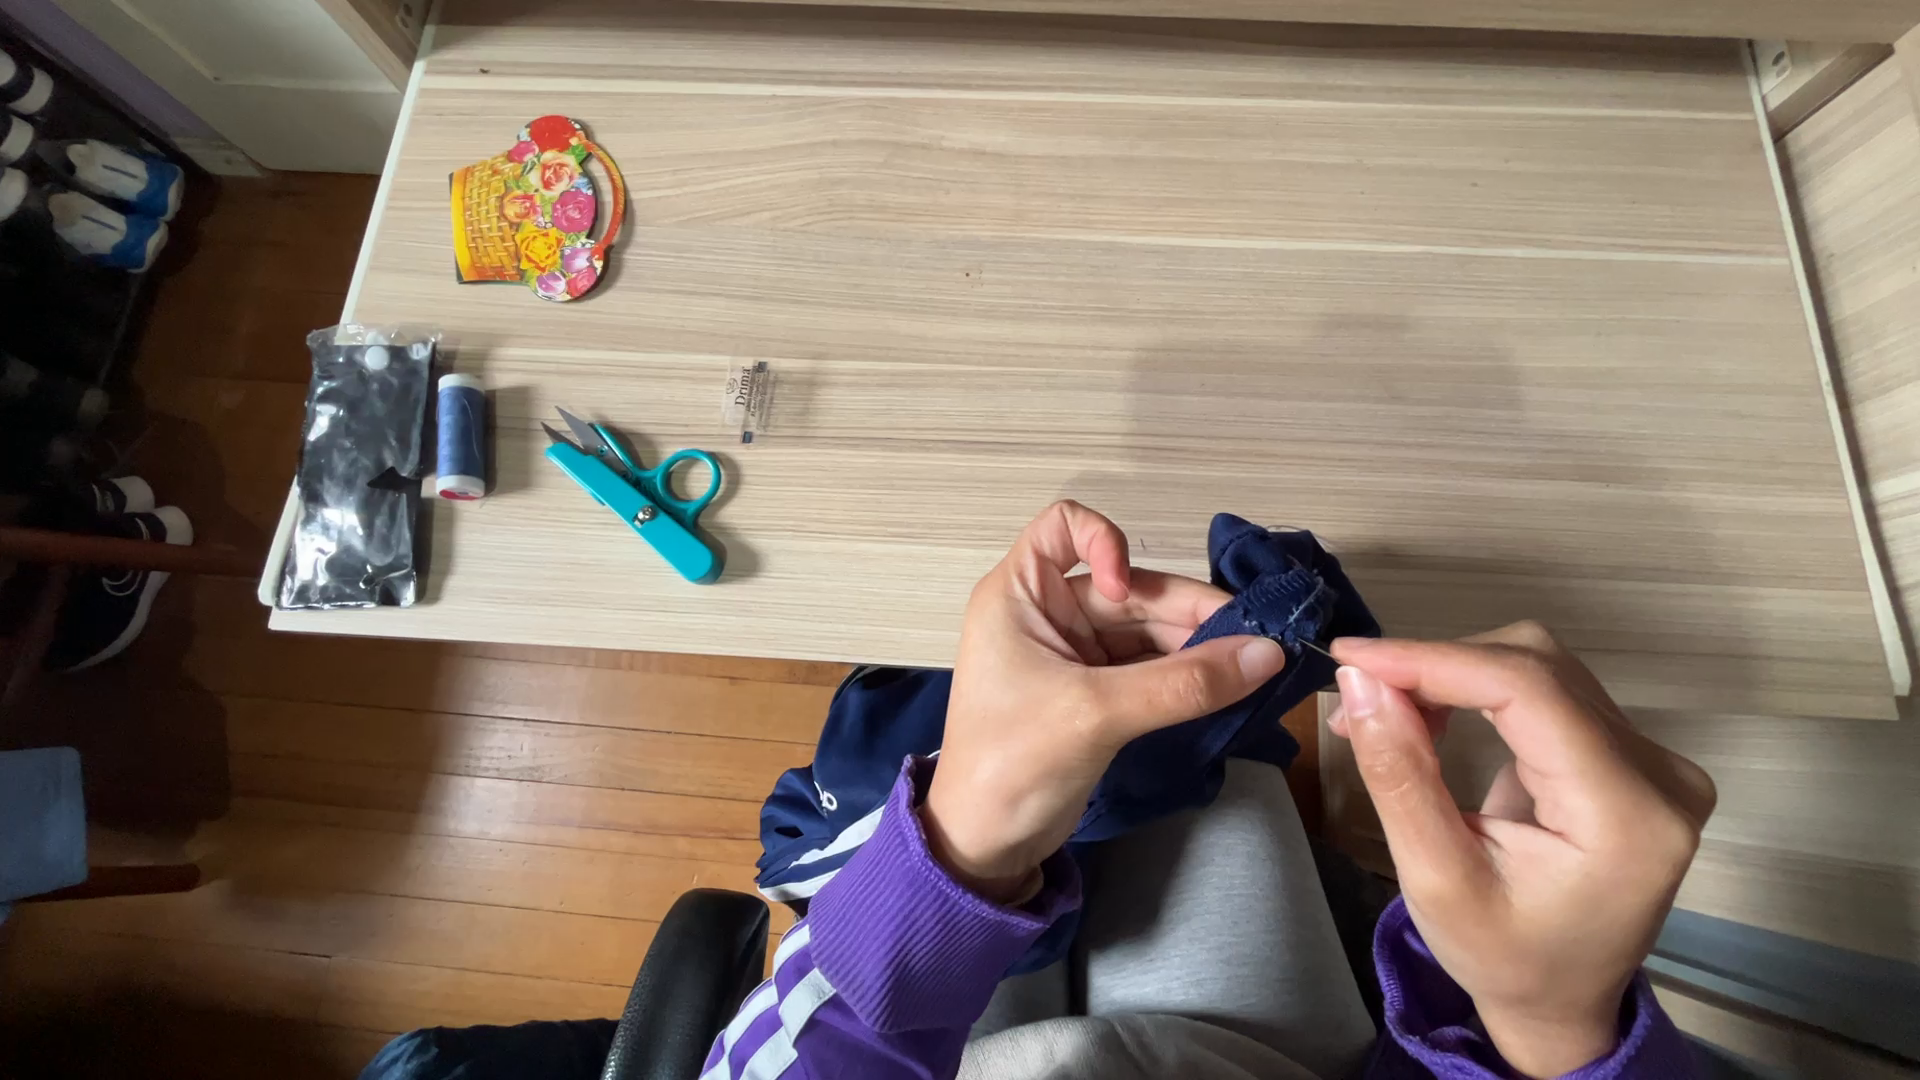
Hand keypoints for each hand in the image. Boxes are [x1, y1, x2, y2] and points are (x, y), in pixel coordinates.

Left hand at [922, 501, 1287, 903]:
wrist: (985, 843)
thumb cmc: (1014, 762)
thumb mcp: (1095, 714)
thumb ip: (1182, 684)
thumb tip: (1267, 652)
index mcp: (1019, 594)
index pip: (1063, 525)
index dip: (1104, 540)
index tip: (1126, 592)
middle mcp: (1046, 611)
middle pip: (1127, 586)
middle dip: (1184, 611)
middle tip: (1255, 640)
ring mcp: (1072, 651)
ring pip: (1144, 628)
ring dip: (1195, 645)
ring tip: (1254, 665)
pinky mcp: (1094, 689)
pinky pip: (1148, 665)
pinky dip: (1185, 673)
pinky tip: (1229, 684)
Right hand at [1327, 623, 1714, 1078]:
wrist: (1560, 1002)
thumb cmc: (1498, 954)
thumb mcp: (1433, 876)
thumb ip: (1398, 774)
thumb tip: (1357, 682)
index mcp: (1625, 814)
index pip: (1525, 690)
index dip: (1429, 659)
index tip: (1347, 657)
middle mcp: (1656, 773)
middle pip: (1533, 665)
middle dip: (1432, 666)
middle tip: (1357, 693)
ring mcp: (1649, 761)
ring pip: (1532, 665)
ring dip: (1445, 673)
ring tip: (1381, 709)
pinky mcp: (1623, 755)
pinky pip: (1537, 687)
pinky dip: (1466, 687)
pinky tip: (1424, 717)